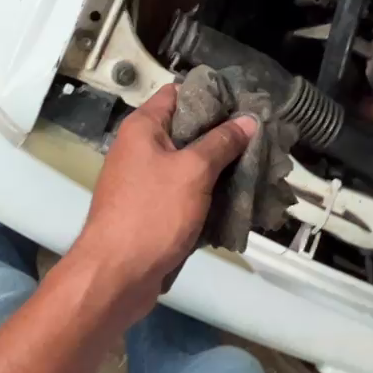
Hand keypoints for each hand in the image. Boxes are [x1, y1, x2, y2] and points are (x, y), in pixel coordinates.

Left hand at [63, 85, 255, 324]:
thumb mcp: (193, 171)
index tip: (245, 104)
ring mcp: (145, 181)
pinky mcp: (152, 210)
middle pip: (187, 129)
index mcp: (143, 127)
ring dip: (219, 167)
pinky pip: (185, 192)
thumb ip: (222, 142)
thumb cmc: (151, 214)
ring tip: (256, 166)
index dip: (212, 95)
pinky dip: (208, 194)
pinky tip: (237, 199)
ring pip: (189, 164)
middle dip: (223, 135)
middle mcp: (141, 148)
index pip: (179, 93)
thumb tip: (247, 119)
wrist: (114, 279)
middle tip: (259, 137)